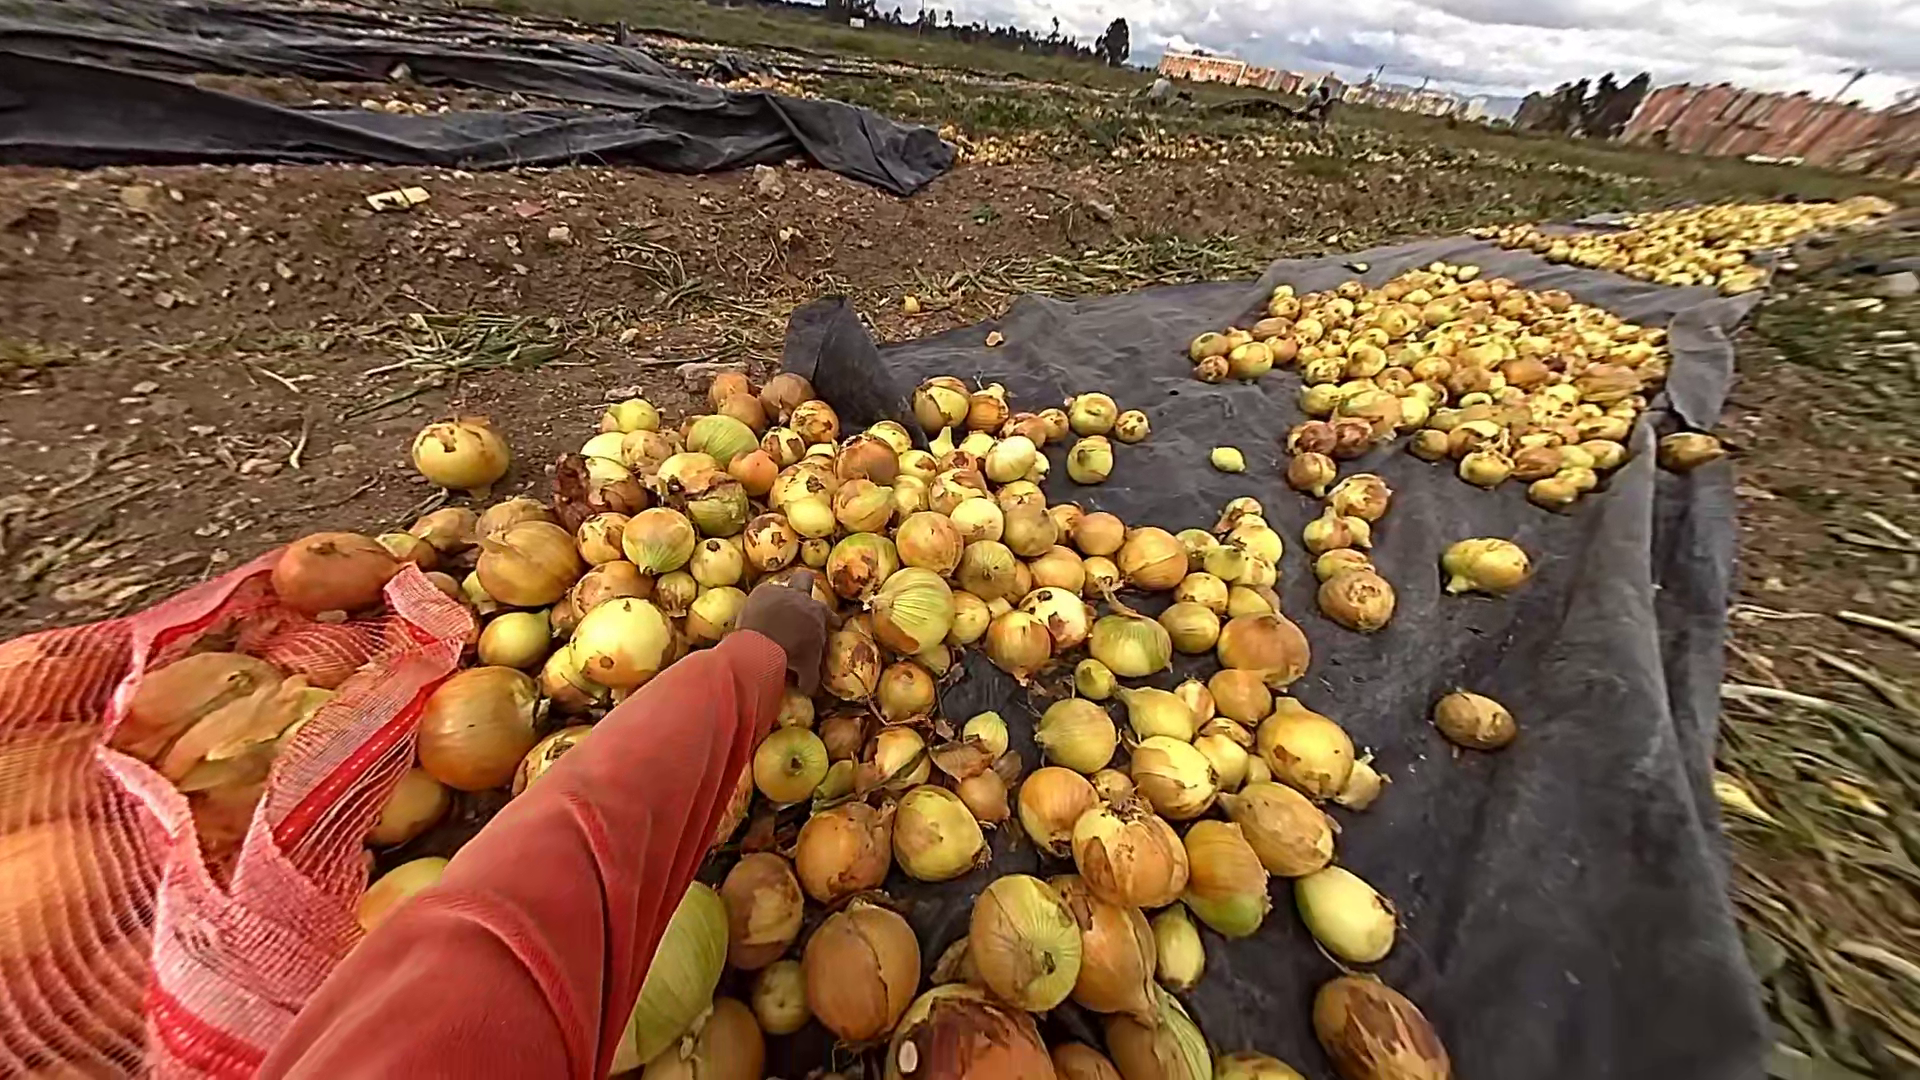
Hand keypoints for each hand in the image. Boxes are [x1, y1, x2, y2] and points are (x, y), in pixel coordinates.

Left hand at [735, 570, 832, 694]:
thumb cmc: (791, 654)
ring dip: (778, 597)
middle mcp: (802, 597)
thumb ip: (810, 677)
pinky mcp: (761, 592)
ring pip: (782, 585)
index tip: (830, 623)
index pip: (828, 614)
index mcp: (818, 614)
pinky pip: (762, 595)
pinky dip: (759, 604)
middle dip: (804, 585)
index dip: (829, 619)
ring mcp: (781, 592)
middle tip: (798, 599)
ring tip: (771, 610)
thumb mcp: (807, 667)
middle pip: (806, 580)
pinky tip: (755, 614)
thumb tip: (810, 692)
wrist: (764, 643)